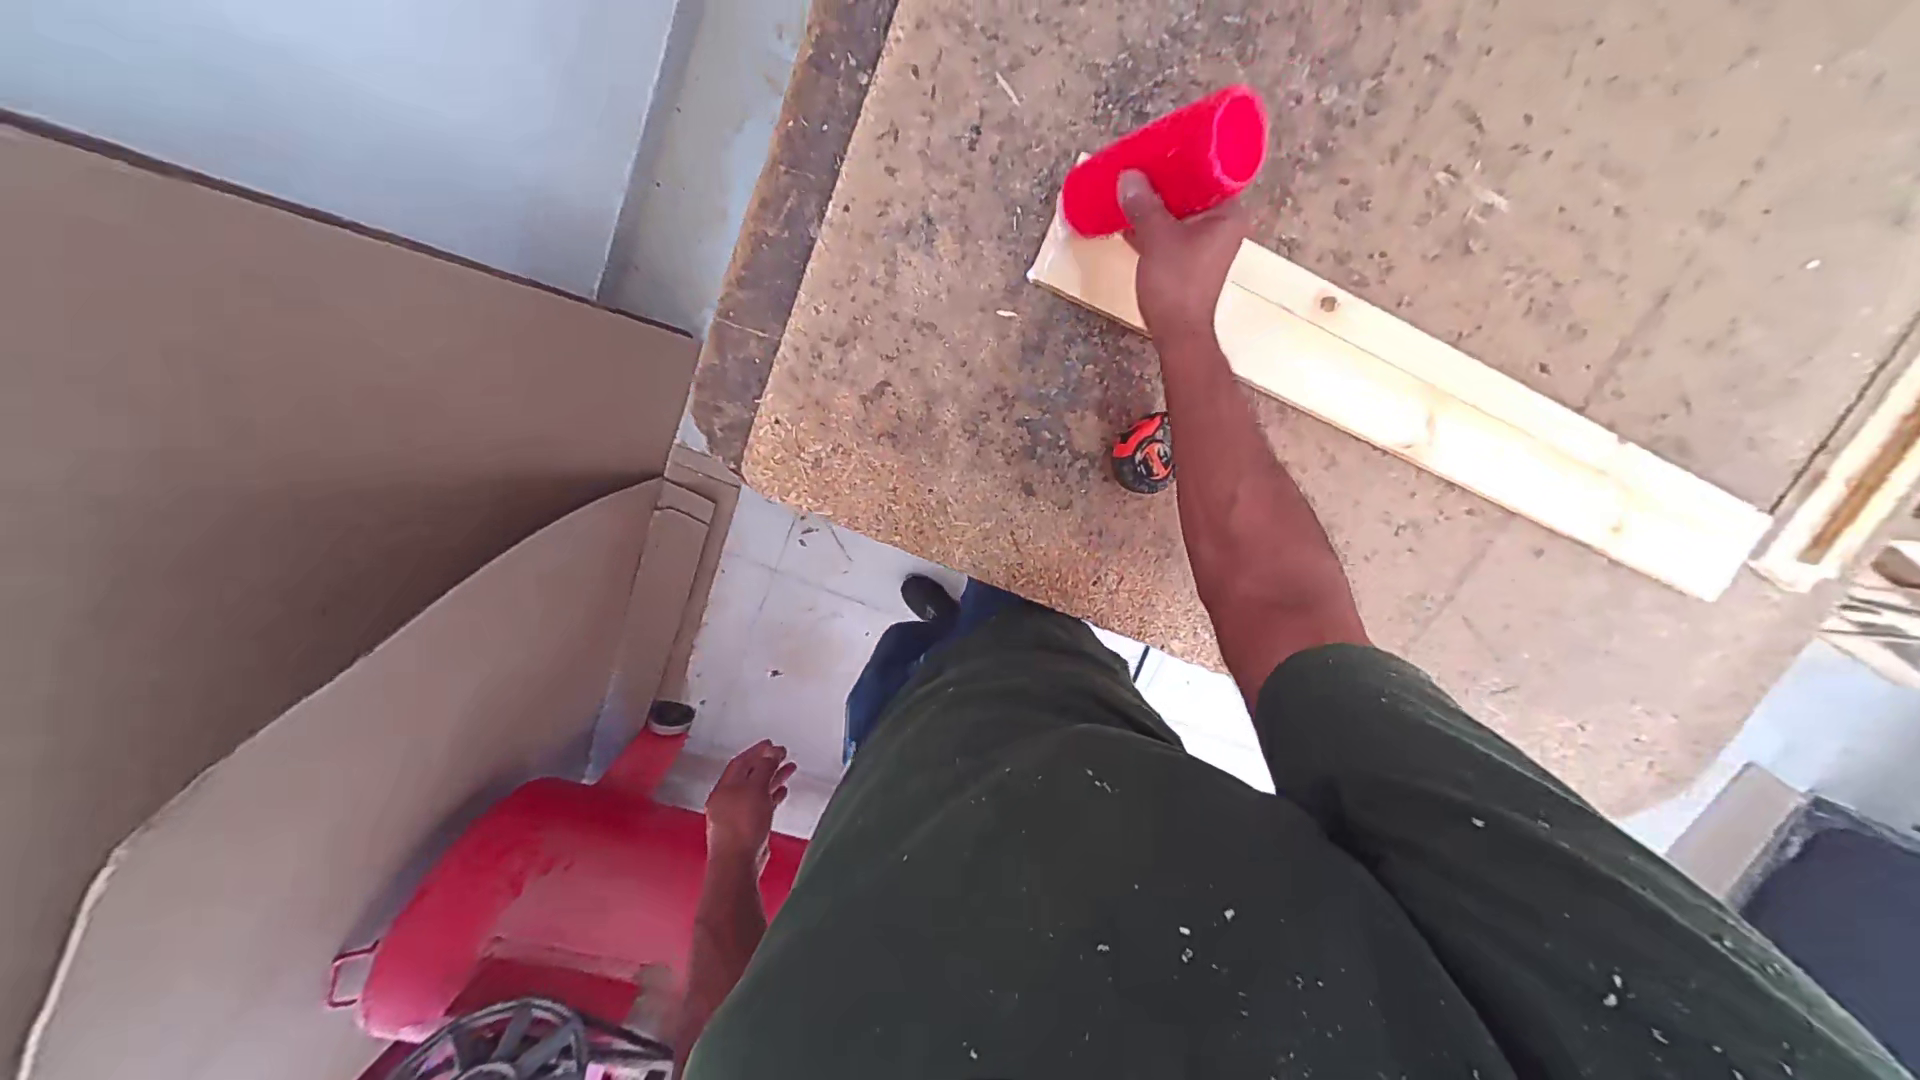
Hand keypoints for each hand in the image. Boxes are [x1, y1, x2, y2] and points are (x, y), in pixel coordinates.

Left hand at [705, 739, 795, 870]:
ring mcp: (737, 815)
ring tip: (788, 769)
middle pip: (749, 775)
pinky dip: (772, 796)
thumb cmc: (742, 826)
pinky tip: (782, 792)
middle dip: (767, 763)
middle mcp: (728, 800)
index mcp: (724, 788)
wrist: (738, 862)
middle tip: (781, 754)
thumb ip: (764, 768)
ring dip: (772, 778)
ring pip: (757, 790)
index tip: (771, 744)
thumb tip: (770, 753)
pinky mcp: (747, 828)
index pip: (741, 762)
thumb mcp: (756, 789)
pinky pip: (761, 805)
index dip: (756, 751)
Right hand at [1118, 170, 1246, 345]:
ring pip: (1181, 213)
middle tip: (1144, 164)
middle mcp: (1224, 225)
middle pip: (1195, 190)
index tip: (1166, 146)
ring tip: (1132, 189)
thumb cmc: (1176, 285)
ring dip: (1157, 204)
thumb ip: (1143, 206)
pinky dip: (1154, 226)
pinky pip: (1172, 233)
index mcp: (1229, 213)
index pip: (1213, 170)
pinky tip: (1131, 220)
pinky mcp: (1190, 262)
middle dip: (1167, 180)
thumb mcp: (1157, 239)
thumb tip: (1129, 176)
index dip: (1189, 156)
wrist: (1177, 332)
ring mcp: (1208, 245)